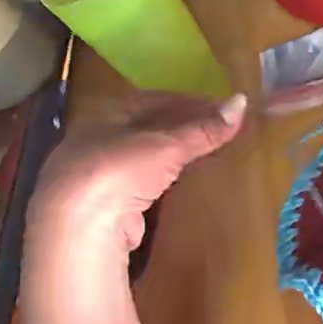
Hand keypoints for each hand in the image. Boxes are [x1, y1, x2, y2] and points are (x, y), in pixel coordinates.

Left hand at [29, 91, 246, 257]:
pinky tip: (179, 187)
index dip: (190, 102)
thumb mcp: (166, 145)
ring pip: (143, 159)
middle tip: (219, 133)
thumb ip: (202, 129)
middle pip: (148, 128)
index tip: (222, 109)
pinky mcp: (106, 209)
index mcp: (106, 114)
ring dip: (172, 157)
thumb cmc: (118, 169)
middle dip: (182, 129)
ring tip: (205, 158)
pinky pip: (140, 187)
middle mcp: (97, 141)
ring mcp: (98, 177)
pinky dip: (162, 183)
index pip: (154, 99)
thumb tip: (242, 103)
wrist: (80, 224)